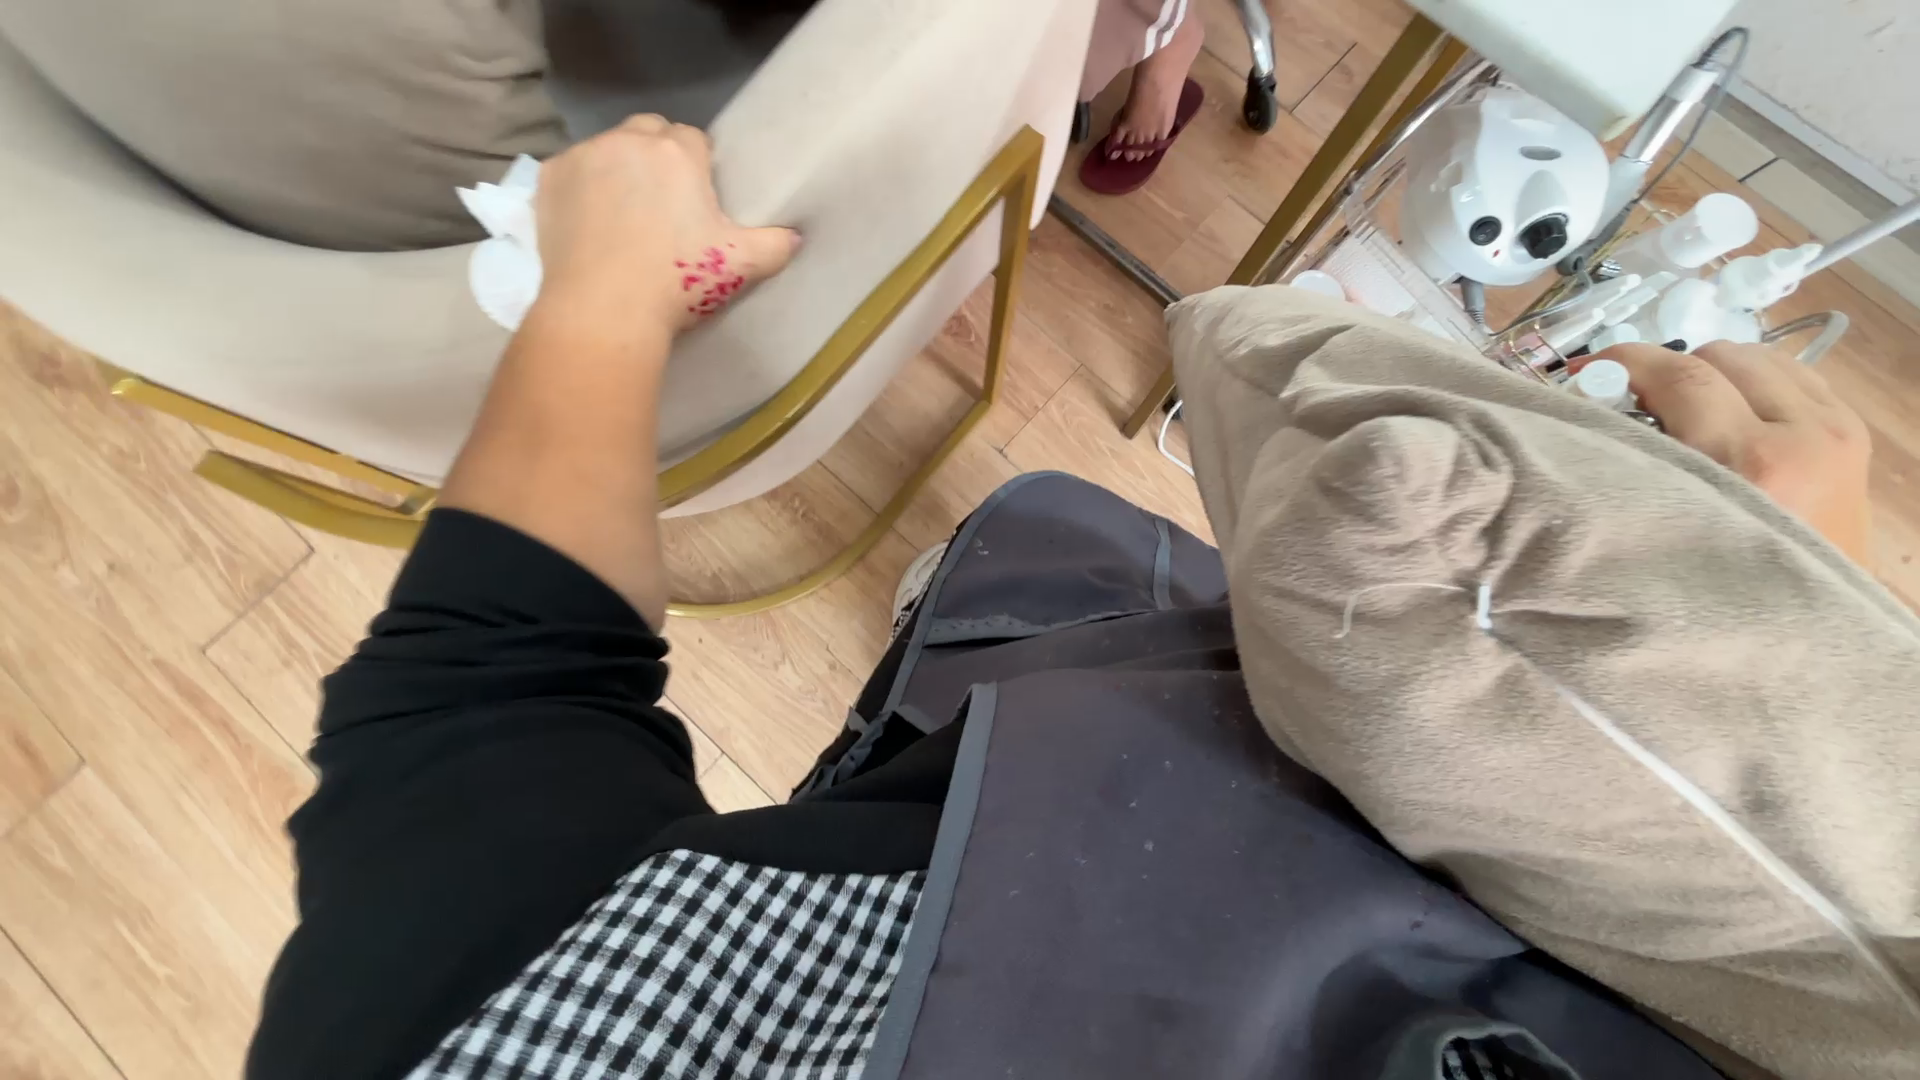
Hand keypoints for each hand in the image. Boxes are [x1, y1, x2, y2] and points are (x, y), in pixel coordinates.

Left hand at [532, 114, 800, 335]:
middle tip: (665, 206)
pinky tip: (592, 226)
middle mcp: (627, 141)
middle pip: (648, 131)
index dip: (699, 168)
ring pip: (608, 149)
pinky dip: (583, 190)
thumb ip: (775, 246)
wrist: (606, 310)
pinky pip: (572, 172)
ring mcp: (583, 156)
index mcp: (677, 154)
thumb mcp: (740, 267)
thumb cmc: (678, 283)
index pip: (694, 139)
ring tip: (626, 217)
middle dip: (658, 157)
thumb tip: (797, 237)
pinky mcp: (548, 179)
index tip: (698, 202)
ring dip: (619, 170)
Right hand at [1593, 341, 1872, 563]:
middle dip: (1667, 368)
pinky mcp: (1853, 435)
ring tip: (1677, 408)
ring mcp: (1839, 431)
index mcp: (1750, 458)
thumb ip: (1631, 463)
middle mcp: (1806, 433)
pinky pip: (1794, 378)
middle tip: (1628, 399)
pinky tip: (1723, 417)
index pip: (1682, 375)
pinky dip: (1748, 384)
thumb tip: (1588, 416)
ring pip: (1763, 360)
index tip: (1582, 371)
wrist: (1806, 622)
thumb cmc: (1714, 583)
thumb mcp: (1657, 526)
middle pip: (1724, 356)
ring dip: (1711, 374)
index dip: (1623, 360)